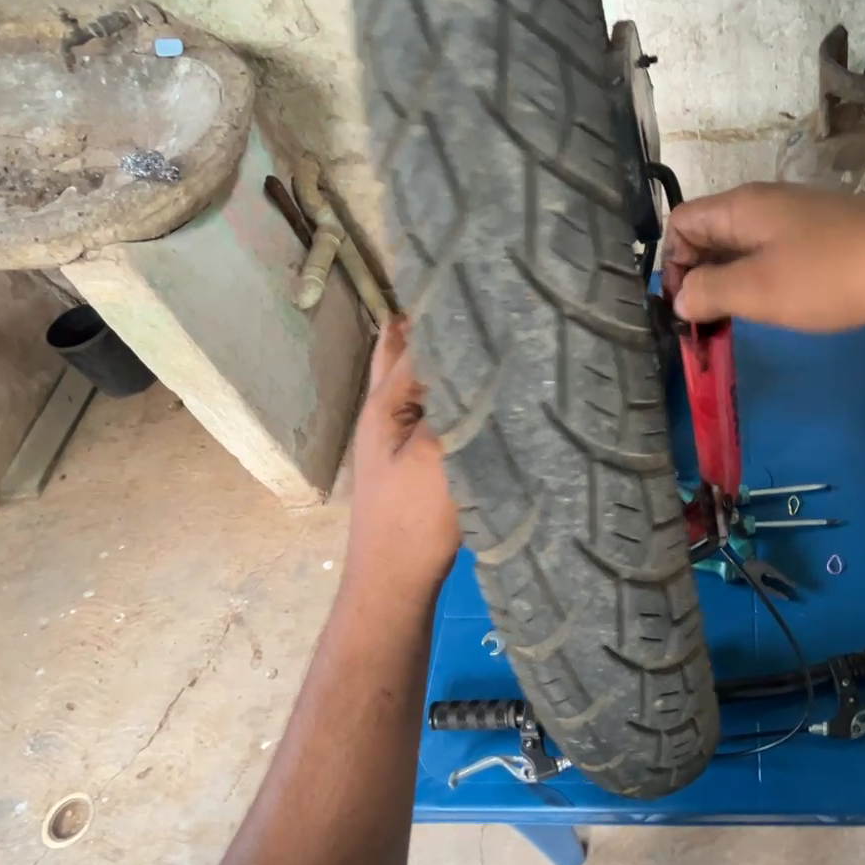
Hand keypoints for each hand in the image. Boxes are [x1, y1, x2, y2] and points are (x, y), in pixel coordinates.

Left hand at [345, 320, 460, 594]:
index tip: (478, 283)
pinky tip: (473, 397)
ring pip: (417, 383)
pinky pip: (432, 411)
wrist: (394, 582)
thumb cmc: (415, 518)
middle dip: (425, 323)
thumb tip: (479, 358)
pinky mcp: (415, 463)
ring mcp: (396, 440)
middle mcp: (385, 413)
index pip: (415, 340)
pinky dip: (448, 392)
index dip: (443, 311)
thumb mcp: (438, 455)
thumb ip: (455, 405)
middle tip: (463, 293)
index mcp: (386, 404)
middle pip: (403, 355)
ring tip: (470, 332)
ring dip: (436, 356)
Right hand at [662, 183, 864, 332]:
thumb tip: (679, 296)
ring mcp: (800, 216)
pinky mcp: (827, 235)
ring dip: (731, 281)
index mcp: (742, 206)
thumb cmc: (829, 275)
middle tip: (705, 321)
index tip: (684, 306)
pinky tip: (778, 305)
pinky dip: (763, 279)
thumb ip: (710, 291)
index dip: (672, 263)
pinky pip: (776, 253)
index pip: (682, 223)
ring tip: (736, 320)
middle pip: (711, 233)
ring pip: (745, 246)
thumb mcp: (758, 289)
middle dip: (699, 276)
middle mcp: (767, 202)